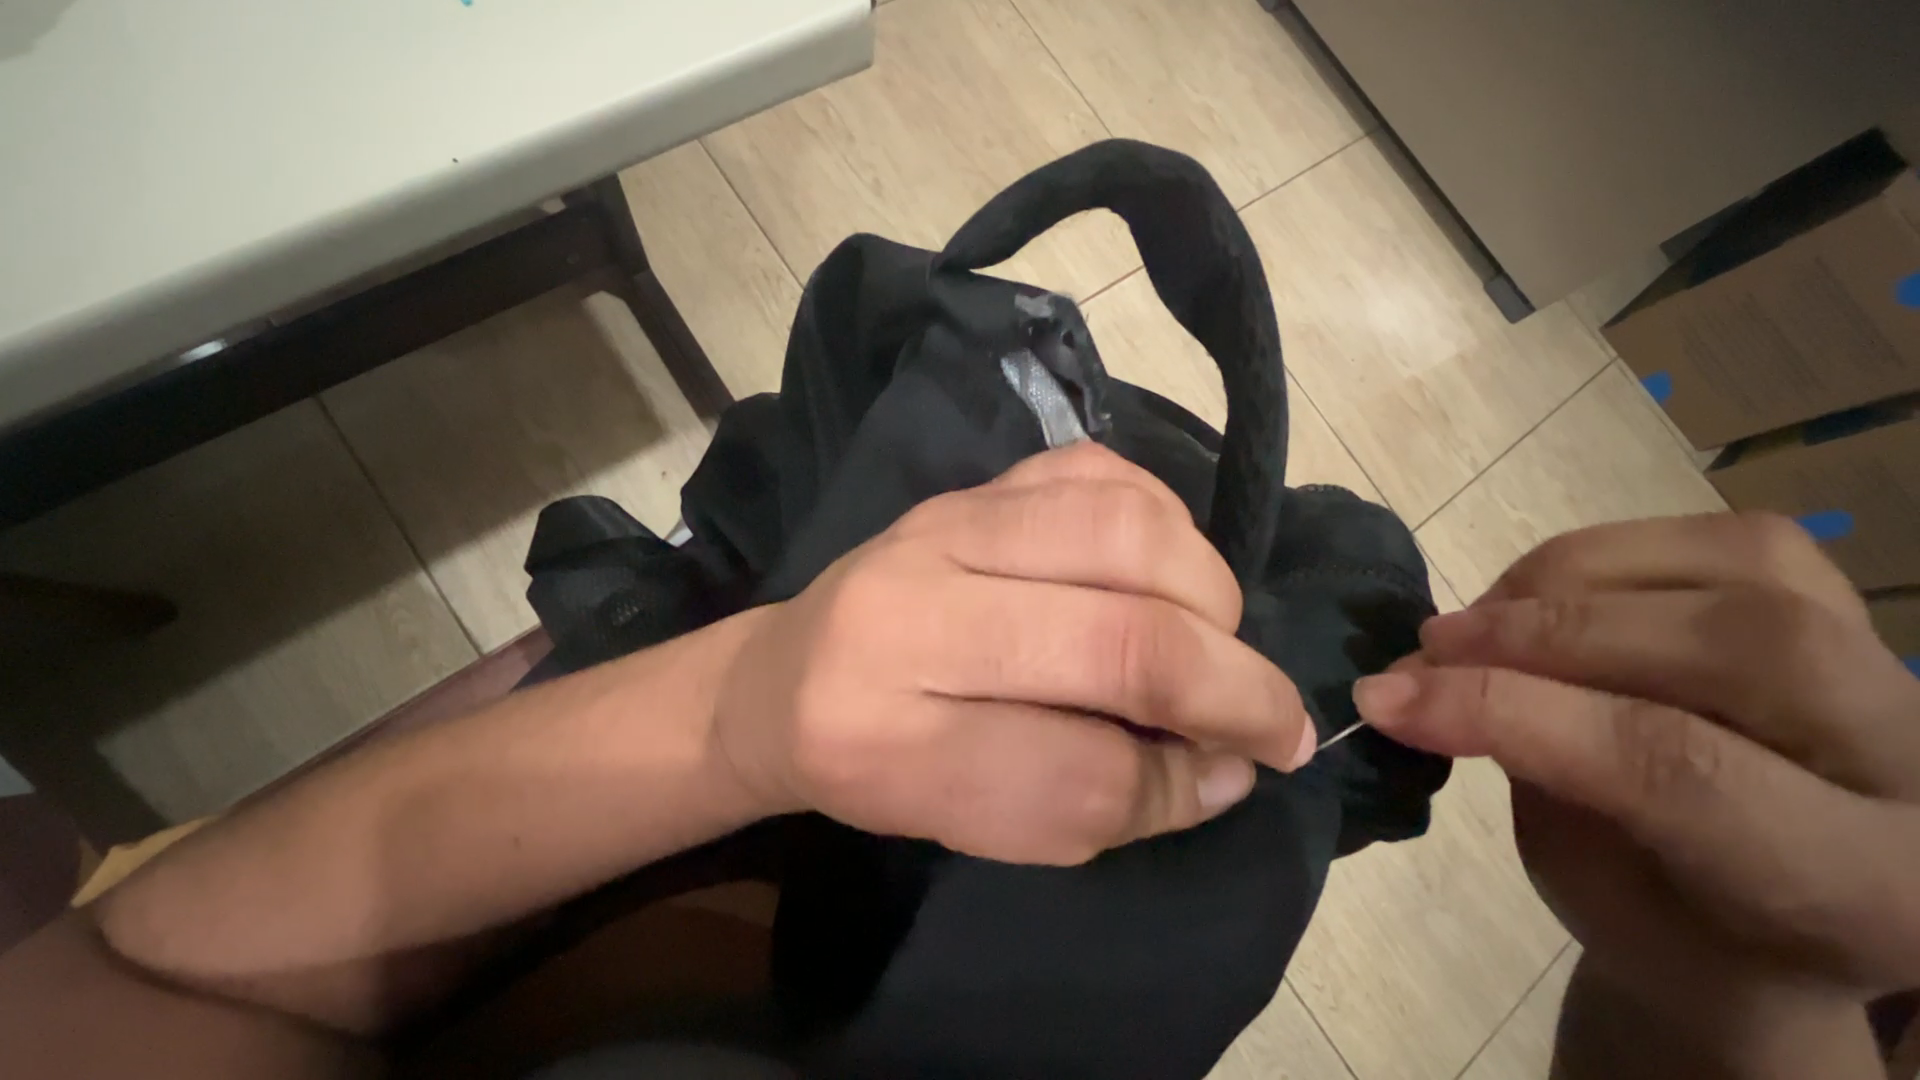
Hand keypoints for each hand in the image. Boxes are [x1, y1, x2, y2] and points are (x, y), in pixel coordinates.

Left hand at [708, 442, 1313, 865]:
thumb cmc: (875, 763)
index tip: (1236, 776)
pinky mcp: (973, 485)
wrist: (784, 676)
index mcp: (884, 736)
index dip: (1182, 782)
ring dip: (1209, 595)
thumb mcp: (963, 822)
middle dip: (1231, 687)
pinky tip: (1166, 570)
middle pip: (1116, 641)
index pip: (1076, 772)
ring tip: (1215, 640)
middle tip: (1270, 721)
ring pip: (1124, 535)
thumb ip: (1092, 805)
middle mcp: (909, 612)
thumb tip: (1225, 769)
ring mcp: (943, 525)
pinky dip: (1165, 522)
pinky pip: (1100, 474)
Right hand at [1351, 514, 1919, 1004]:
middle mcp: (1919, 769)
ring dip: (1564, 580)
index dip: (1510, 712)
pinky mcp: (1853, 612)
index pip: (1677, 767)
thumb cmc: (1662, 920)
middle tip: (1430, 646)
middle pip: (1738, 644)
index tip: (1383, 697)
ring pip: (1741, 568)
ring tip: (1478, 623)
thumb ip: (1528, 769)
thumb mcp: (1581, 882)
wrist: (1764, 912)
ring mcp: (1901, 674)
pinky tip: (1543, 597)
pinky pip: (1732, 542)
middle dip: (1545, 631)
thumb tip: (1427, 675)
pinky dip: (1604, 556)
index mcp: (1863, 889)